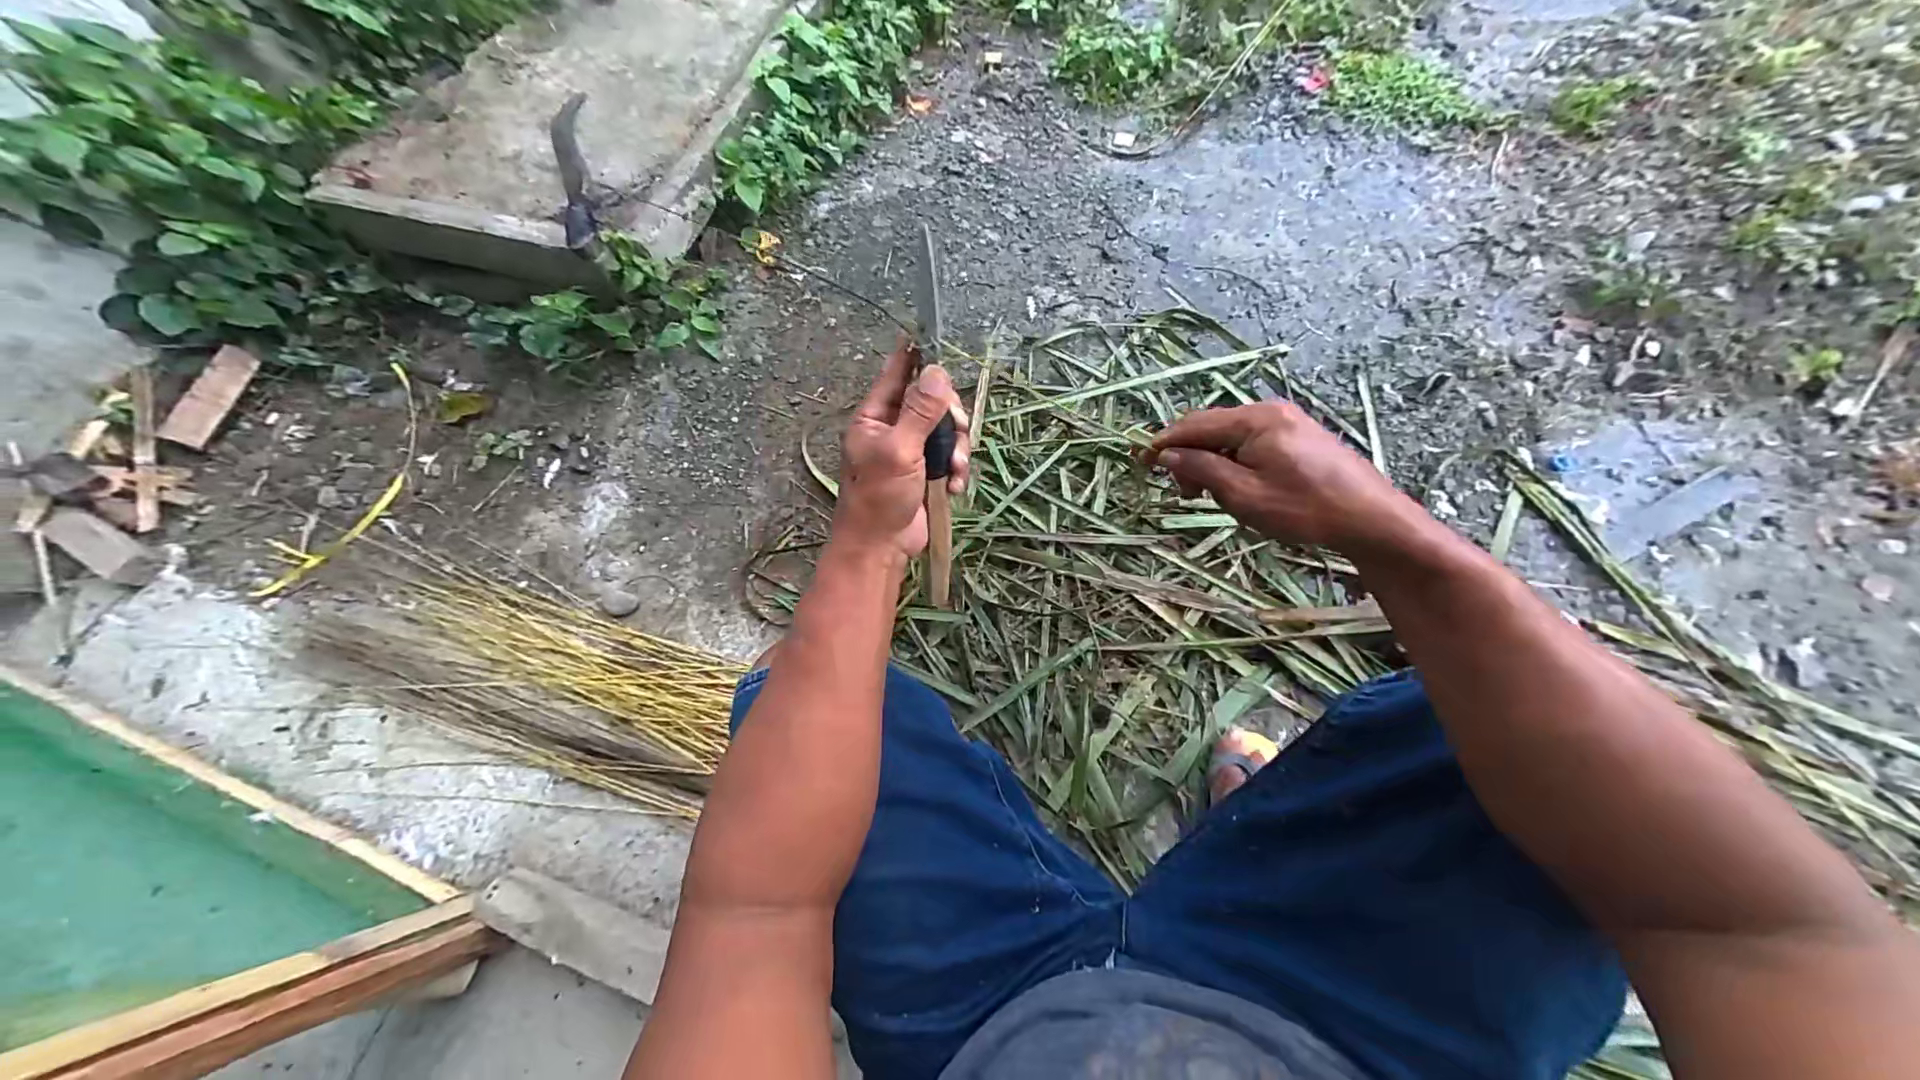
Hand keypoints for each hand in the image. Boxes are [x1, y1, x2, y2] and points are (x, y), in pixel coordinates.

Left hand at [833, 337, 969, 558]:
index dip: (915, 357)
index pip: (896, 374)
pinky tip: (954, 487)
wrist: (880, 546)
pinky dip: (956, 470)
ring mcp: (910, 451)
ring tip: (954, 470)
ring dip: (957, 449)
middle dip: (950, 419)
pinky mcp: (925, 472)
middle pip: (932, 402)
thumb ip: (919, 412)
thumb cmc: (878, 497)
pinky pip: (950, 457)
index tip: (933, 338)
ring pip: (946, 431)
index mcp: (875, 417)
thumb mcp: (899, 450)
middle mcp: (892, 429)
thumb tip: (936, 371)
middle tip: (957, 435)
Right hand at [1144, 401, 1421, 554]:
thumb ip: (1201, 469)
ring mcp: (1287, 421)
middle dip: (1188, 454)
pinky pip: (1251, 441)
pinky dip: (1232, 460)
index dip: (1163, 443)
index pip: (1193, 425)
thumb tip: (1167, 454)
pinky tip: (1235, 485)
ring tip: (1209, 494)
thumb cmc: (1304, 509)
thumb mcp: (1243, 494)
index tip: (1139, 460)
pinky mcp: (1299, 436)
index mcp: (1254, 419)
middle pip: (1211, 426)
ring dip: (1210, 461)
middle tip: (1182, 492)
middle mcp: (1269, 411)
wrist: (1371, 519)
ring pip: (1230, 435)